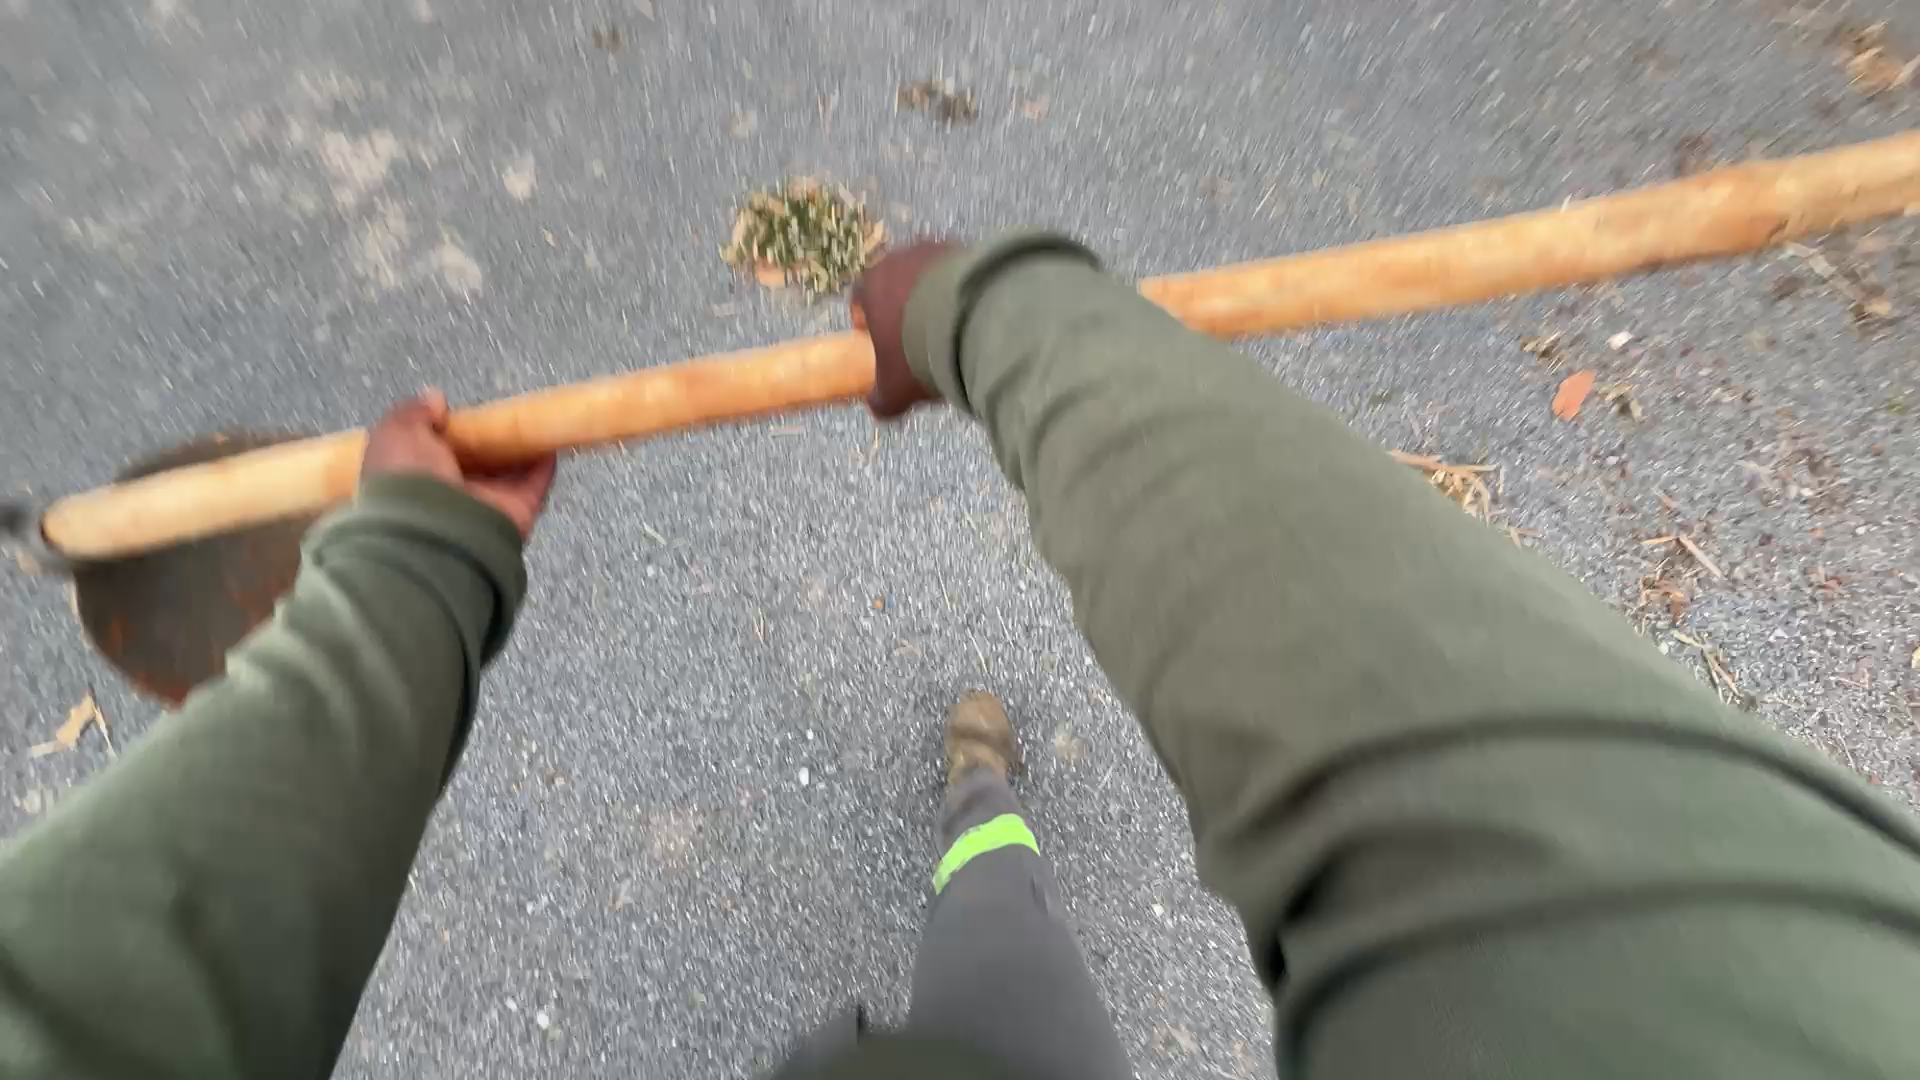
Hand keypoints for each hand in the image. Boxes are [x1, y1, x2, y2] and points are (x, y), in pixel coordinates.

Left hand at [361, 390, 558, 538]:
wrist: (435, 524)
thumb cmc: (408, 479)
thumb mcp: (396, 434)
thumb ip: (413, 414)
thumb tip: (435, 398)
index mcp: (415, 477)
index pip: (434, 453)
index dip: (446, 433)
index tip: (458, 415)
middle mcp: (451, 493)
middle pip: (476, 463)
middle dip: (487, 442)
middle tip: (499, 418)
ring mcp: (487, 503)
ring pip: (509, 472)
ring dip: (521, 451)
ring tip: (533, 425)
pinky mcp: (518, 509)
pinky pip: (536, 483)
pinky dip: (545, 465)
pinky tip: (551, 443)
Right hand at [851, 238, 960, 417]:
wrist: (970, 323)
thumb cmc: (918, 354)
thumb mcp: (895, 389)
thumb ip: (881, 399)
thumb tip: (877, 407)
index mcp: (871, 287)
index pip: (859, 297)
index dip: (865, 317)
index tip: (874, 335)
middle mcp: (899, 261)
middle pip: (896, 283)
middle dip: (903, 306)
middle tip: (916, 335)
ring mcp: (934, 252)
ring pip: (929, 276)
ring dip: (935, 297)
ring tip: (949, 328)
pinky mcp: (968, 251)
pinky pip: (960, 273)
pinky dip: (963, 292)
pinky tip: (973, 316)